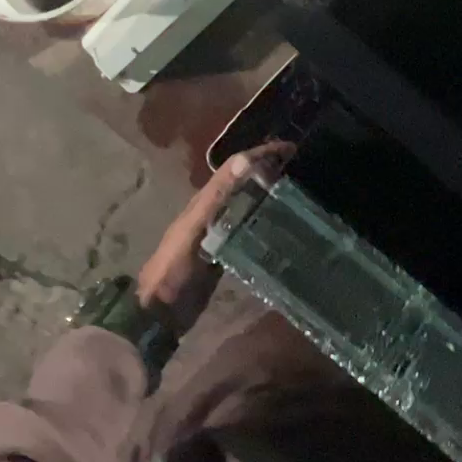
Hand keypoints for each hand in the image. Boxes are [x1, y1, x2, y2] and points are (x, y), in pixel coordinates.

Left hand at [135, 141, 294, 321]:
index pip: (234, 167)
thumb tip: (244, 159)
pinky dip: (265, 217)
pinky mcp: (225, 252)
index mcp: (203, 203)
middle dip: (268, 168)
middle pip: (242, 181)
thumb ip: (216, 198)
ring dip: (269, 191)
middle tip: (301, 166)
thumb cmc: (174, 270)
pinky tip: (283, 223)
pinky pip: (248, 226)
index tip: (291, 148)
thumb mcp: (193, 231)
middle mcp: (211, 212)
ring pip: (247, 202)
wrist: (160, 313)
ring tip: (298, 189)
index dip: (260, 154)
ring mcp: (218, 233)